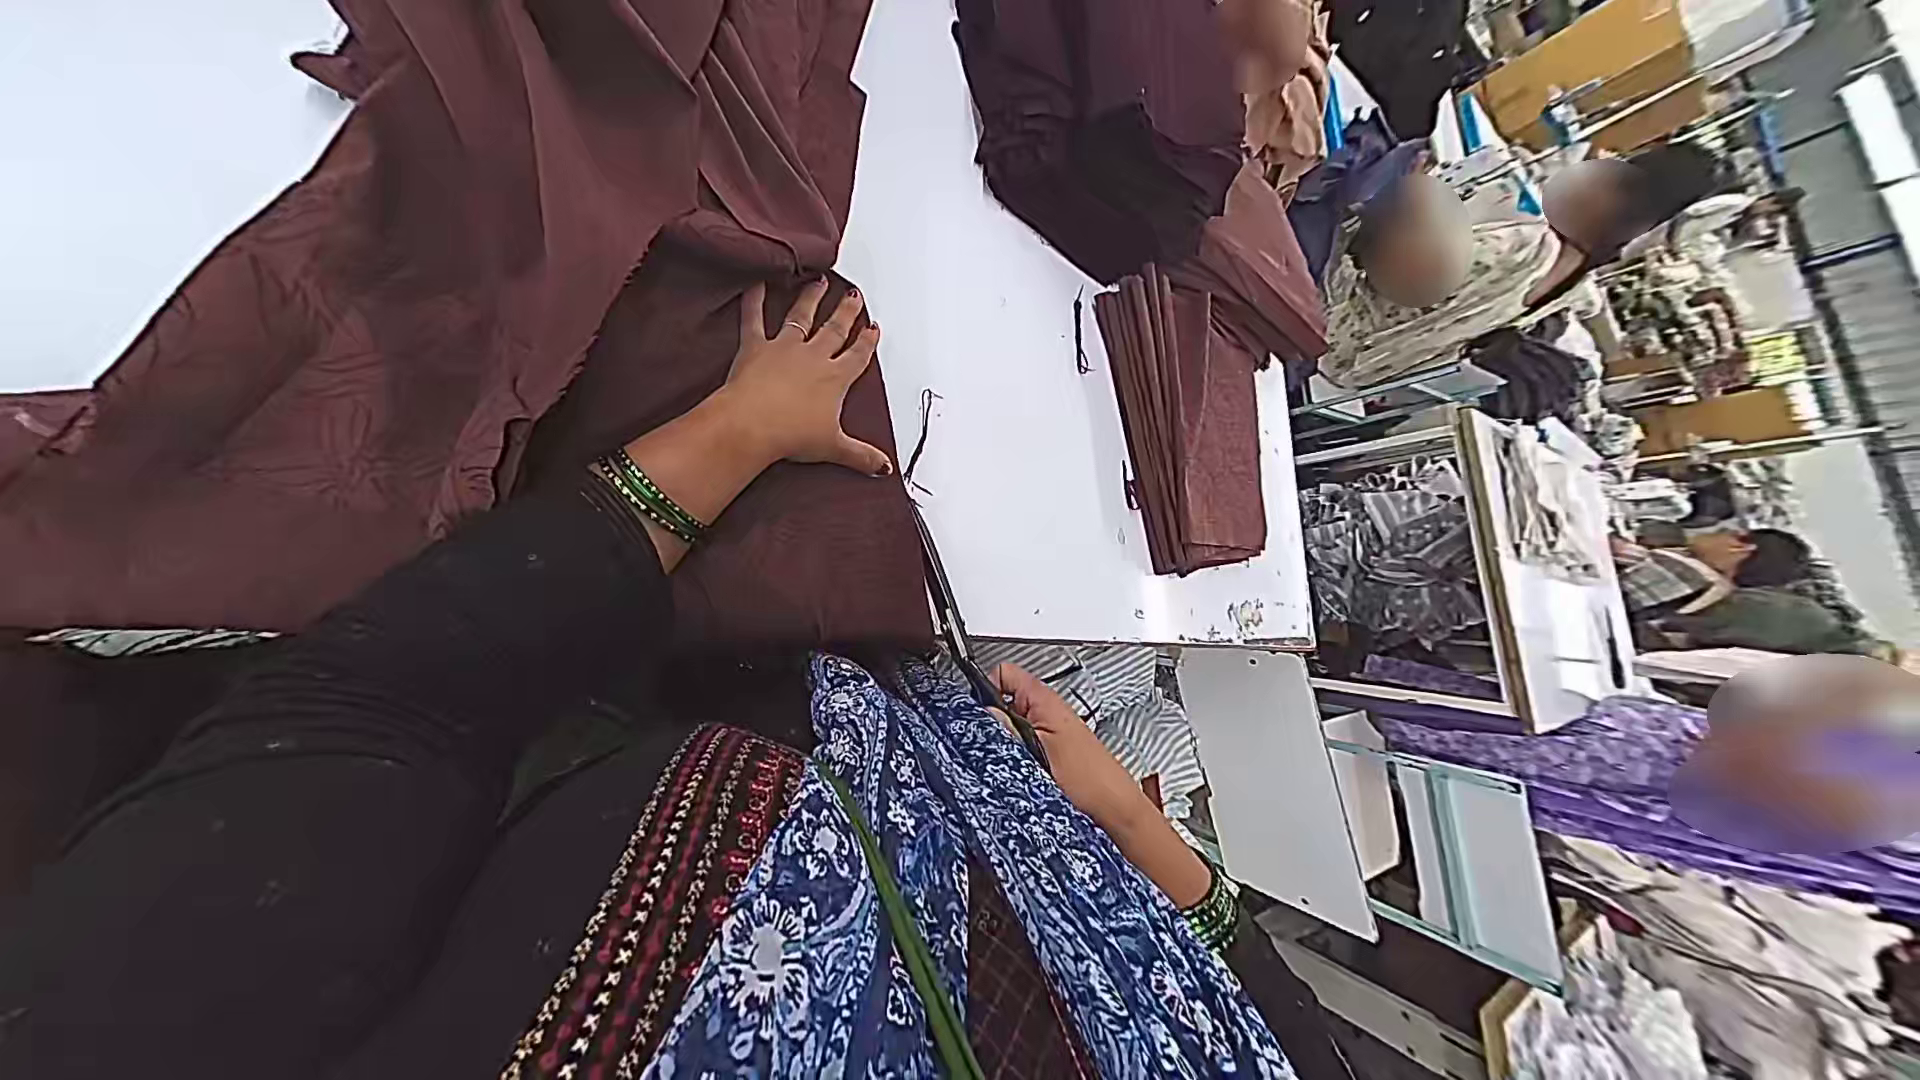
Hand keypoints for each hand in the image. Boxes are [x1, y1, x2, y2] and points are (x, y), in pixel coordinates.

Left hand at [713, 279, 891, 476]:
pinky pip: (754, 317)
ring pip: (802, 316)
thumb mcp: (834, 447)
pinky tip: (758, 283)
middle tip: (854, 296)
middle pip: (835, 329)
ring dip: (812, 298)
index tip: (873, 329)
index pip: (857, 356)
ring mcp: (784, 348)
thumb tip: (883, 468)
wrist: (753, 425)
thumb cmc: (791, 434)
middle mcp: (813, 357)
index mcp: (835, 379)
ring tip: (819, 282)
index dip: (867, 342)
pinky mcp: (755, 347)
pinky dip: (754, 299)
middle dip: (847, 312)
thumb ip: (861, 456)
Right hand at [991, 663, 1156, 833]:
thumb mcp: (1038, 751)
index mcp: (1043, 698)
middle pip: (1002, 702)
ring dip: (1005, 743)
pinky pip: (1020, 745)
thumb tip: (981, 712)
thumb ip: (1007, 729)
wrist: (1113, 810)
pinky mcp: (1047, 750)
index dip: (985, 688)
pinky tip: (1021, 773)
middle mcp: (1045, 710)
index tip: (976, 712)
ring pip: (1010, 726)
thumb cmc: (1089, 779)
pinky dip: (1015, 757)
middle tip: (995, 743)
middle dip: (993, 722)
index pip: (1002, 674)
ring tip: (1012, 762)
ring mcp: (1045, 731)